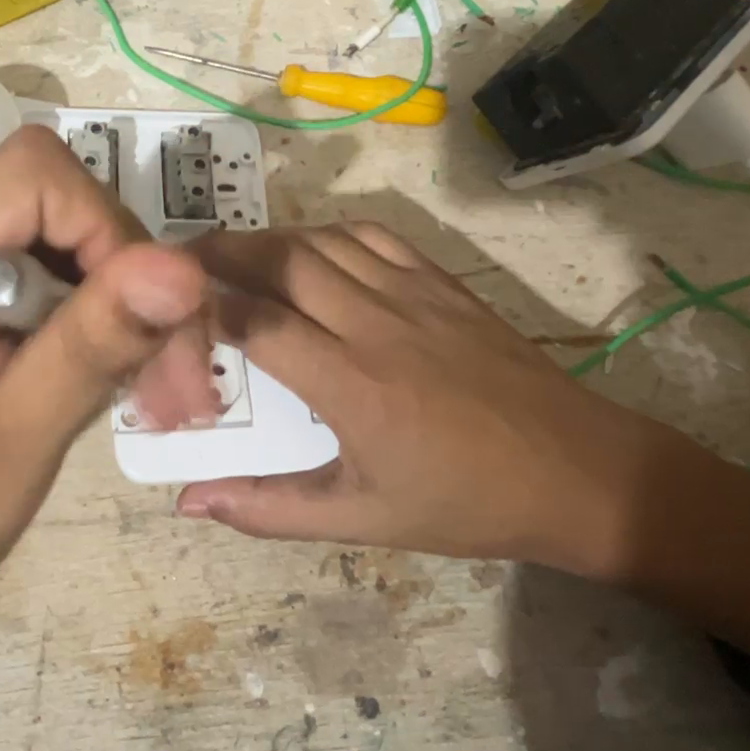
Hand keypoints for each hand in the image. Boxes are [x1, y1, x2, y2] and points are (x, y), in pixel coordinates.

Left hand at [0, 127, 214, 702]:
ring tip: (160, 398)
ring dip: (125, 310)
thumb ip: (91, 346)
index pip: (34, 172)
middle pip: (65, 207)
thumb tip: (181, 266)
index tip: (142, 314)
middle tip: (180, 385)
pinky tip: (116, 382)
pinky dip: (94, 322)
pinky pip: (50, 276)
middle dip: (135, 283)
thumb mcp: (16, 440)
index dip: (103, 224)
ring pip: (69, 243)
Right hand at [175, 223, 669, 568]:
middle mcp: (375, 324)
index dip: (206, 306)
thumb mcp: (363, 518)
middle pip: (282, 261)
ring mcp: (413, 294)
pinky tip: (308, 248)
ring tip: (232, 251)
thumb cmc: (465, 502)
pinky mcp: (442, 281)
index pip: (258, 322)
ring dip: (269, 238)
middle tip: (181, 258)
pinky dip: (326, 232)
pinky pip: (372, 235)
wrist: (579, 472)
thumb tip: (187, 501)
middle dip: (222, 251)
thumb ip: (269, 508)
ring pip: (322, 240)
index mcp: (352, 385)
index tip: (170, 305)